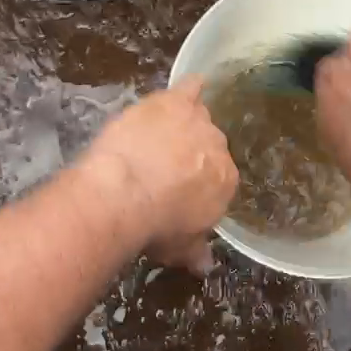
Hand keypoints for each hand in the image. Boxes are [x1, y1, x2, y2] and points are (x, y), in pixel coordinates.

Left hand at [79, 76, 236, 273]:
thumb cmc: (154, 226)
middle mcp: (219, 147)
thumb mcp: (177, 247)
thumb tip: (205, 267)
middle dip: (191, 155)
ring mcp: (197, 121)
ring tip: (165, 135)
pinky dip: (191, 86)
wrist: (124, 193)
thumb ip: (195, 251)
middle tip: (166, 168)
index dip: (198, 182)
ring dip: (186, 124)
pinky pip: (190, 87)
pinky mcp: (173, 102)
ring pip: (198, 117)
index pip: (219, 177)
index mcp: (226, 182)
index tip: (181, 191)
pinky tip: (191, 83)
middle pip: (210, 145)